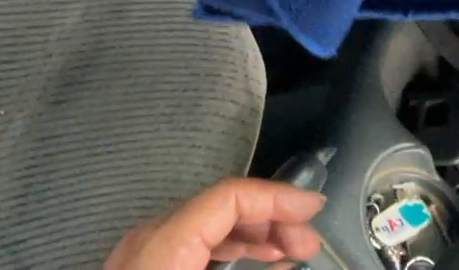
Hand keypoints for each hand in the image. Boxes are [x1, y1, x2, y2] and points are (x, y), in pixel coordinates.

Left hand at [103, 178, 325, 268]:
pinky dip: (227, 250)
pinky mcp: (144, 269)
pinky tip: (256, 261)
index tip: (315, 209)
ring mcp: (143, 254)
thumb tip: (291, 265)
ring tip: (291, 251)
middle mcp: (151, 236)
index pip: (229, 196)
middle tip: (310, 242)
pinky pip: (192, 245)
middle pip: (220, 207)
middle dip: (270, 218)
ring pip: (207, 226)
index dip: (277, 197)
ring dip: (252, 235)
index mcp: (165, 241)